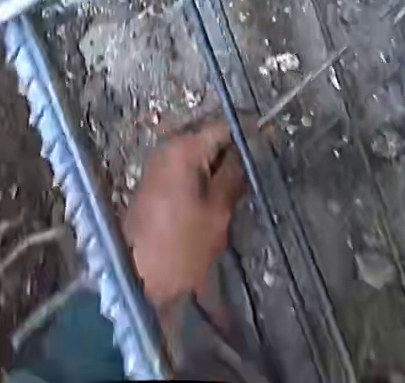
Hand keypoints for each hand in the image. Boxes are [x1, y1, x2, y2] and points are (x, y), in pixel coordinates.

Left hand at [124, 120, 245, 306]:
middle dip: (235, 148)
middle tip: (258, 168)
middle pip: (211, 135)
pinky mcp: (157, 179)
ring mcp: (160, 161)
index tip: (270, 143)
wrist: (134, 279)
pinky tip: (220, 194)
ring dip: (221, 164)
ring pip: (201, 151)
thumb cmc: (180, 247)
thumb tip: (250, 147)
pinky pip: (189, 164)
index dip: (250, 132)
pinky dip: (206, 174)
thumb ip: (235, 173)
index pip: (224, 125)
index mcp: (185, 147)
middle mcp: (169, 145)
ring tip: (242, 185)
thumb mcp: (217, 211)